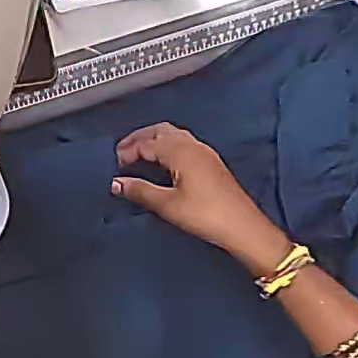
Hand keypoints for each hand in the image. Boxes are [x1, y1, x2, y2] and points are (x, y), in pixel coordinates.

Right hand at [111, 122, 292, 276]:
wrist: (242, 226)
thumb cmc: (204, 214)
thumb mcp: (167, 204)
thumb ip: (140, 190)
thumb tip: (116, 182)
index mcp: (180, 151)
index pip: (147, 143)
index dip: (128, 151)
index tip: (115, 164)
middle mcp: (192, 146)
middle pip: (160, 131)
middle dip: (139, 138)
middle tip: (122, 151)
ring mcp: (204, 152)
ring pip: (173, 135)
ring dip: (153, 140)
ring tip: (138, 154)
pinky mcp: (210, 162)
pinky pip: (183, 143)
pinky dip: (166, 145)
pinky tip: (162, 160)